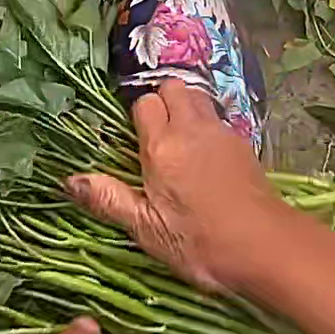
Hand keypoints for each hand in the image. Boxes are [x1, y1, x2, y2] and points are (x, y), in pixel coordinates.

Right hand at [66, 79, 312, 294]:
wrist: (265, 245)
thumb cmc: (200, 242)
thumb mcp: (148, 229)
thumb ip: (109, 199)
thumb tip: (69, 180)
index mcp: (162, 146)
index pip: (144, 103)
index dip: (137, 116)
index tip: (136, 140)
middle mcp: (190, 128)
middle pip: (172, 87)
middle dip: (162, 100)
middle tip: (157, 133)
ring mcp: (219, 131)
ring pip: (197, 96)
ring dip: (185, 107)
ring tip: (180, 140)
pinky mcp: (241, 140)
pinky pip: (217, 116)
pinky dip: (207, 124)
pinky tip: (206, 155)